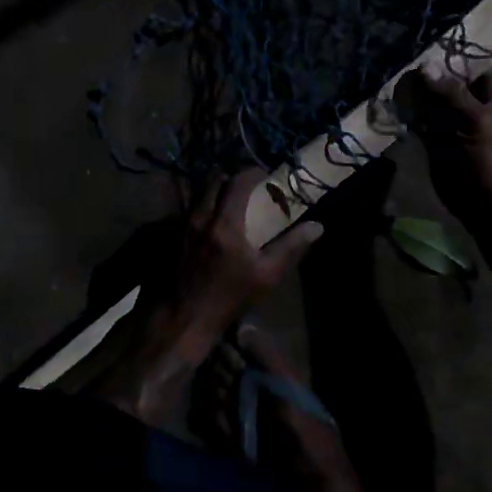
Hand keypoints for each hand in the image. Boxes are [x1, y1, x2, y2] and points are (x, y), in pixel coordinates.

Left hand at [163, 169, 323, 334]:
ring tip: (234, 201)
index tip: (266, 177)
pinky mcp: (174, 233)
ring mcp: (184, 224)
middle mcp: (201, 216)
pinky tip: (215, 221)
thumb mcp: (267, 275)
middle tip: (250, 187)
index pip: (239, 181)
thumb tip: (317, 227)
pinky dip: (205, 205)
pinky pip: (191, 207)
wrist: (184, 318)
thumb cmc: (228, 298)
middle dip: (234, 178)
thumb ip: (292, 247)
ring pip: (201, 192)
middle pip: (216, 180)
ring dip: (218, 189)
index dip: (254, 173)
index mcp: (225, 222)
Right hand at [397, 61, 491, 229]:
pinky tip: (399, 108)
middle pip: (453, 80)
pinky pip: (427, 121)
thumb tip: (427, 65)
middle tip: (405, 68)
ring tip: (398, 85)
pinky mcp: (445, 142)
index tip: (425, 51)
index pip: (478, 62)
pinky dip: (413, 115)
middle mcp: (482, 105)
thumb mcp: (479, 122)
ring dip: (418, 94)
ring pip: (436, 100)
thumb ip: (453, 92)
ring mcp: (462, 124)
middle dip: (430, 76)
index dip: (453, 56)